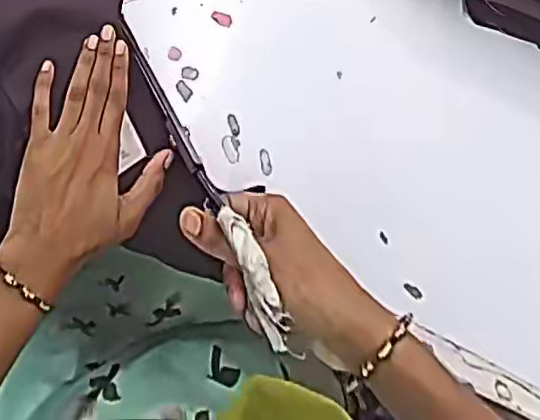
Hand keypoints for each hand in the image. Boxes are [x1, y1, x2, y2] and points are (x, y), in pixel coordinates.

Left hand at [0, 26, 172, 299]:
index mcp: (105, 154)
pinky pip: (40, 109)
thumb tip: (165, 158)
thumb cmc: (81, 235)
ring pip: (73, 93)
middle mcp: (82, 141)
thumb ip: (149, 183)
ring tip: (89, 42)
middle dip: (103, 58)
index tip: (123, 52)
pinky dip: (43, 86)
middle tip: (107, 34)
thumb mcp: (126, 216)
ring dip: (82, 64)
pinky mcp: (36, 146)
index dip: (120, 73)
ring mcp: (58, 140)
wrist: (41, 250)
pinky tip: (48, 68)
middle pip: (96, 89)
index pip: (116, 102)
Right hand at [180, 192, 396, 366]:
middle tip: (242, 284)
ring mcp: (278, 255)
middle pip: (229, 240)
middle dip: (232, 269)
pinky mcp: (282, 280)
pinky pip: (253, 286)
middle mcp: (274, 227)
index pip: (224, 207)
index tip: (215, 252)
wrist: (349, 333)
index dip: (215, 231)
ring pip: (240, 267)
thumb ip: (221, 240)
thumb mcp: (259, 262)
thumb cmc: (318, 290)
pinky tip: (264, 313)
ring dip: (243, 290)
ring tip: (257, 304)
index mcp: (270, 209)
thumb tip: (190, 217)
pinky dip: (254, 301)